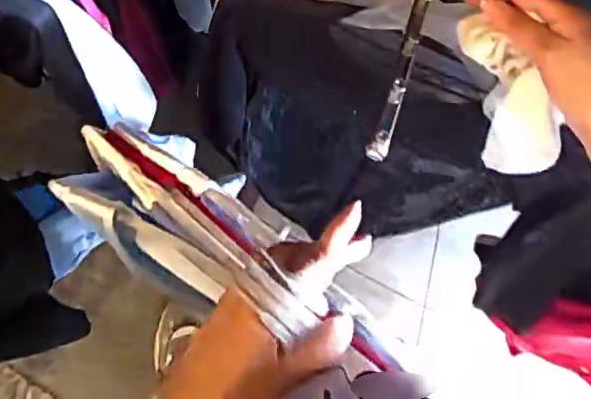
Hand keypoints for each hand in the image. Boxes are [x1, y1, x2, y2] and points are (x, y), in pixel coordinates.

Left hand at [159, 202, 372, 398]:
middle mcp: (256, 283)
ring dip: (311, 258)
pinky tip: (302, 288)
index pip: (310, 260)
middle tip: (358, 243)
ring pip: (285, 262)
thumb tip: (345, 319)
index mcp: (268, 294)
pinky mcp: (236, 303)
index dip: (336, 236)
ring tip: (336, 259)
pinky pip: (273, 273)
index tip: (354, 209)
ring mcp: (243, 290)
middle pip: (299, 255)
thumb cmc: (231, 387)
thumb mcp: (278, 377)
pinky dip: (295, 273)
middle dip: (328, 246)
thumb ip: (312, 350)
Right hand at [467, 0, 590, 125]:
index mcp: (569, 14)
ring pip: (532, 23)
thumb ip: (516, 24)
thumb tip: (488, 2)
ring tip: (484, 31)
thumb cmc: (577, 84)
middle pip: (530, 5)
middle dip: (501, 7)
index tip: (468, 0)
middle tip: (473, 16)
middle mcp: (571, 22)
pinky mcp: (568, 59)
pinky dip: (519, 40)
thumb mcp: (545, 50)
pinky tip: (506, 49)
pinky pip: (537, 40)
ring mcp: (572, 41)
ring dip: (508, 24)